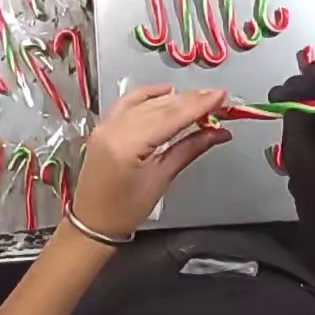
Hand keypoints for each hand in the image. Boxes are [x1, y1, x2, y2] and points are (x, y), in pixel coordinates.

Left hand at [70, 85, 230, 236]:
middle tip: (218, 98)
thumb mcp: (161, 179)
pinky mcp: (104, 127)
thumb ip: (189, 149)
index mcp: (127, 144)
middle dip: (190, 100)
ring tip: (200, 97)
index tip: (221, 96)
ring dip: (174, 98)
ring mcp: (106, 125)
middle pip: (159, 106)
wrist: (93, 222)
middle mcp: (114, 128)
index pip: (170, 116)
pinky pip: (128, 102)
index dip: (198, 104)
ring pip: (145, 102)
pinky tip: (167, 92)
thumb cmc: (125, 209)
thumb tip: (218, 133)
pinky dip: (149, 95)